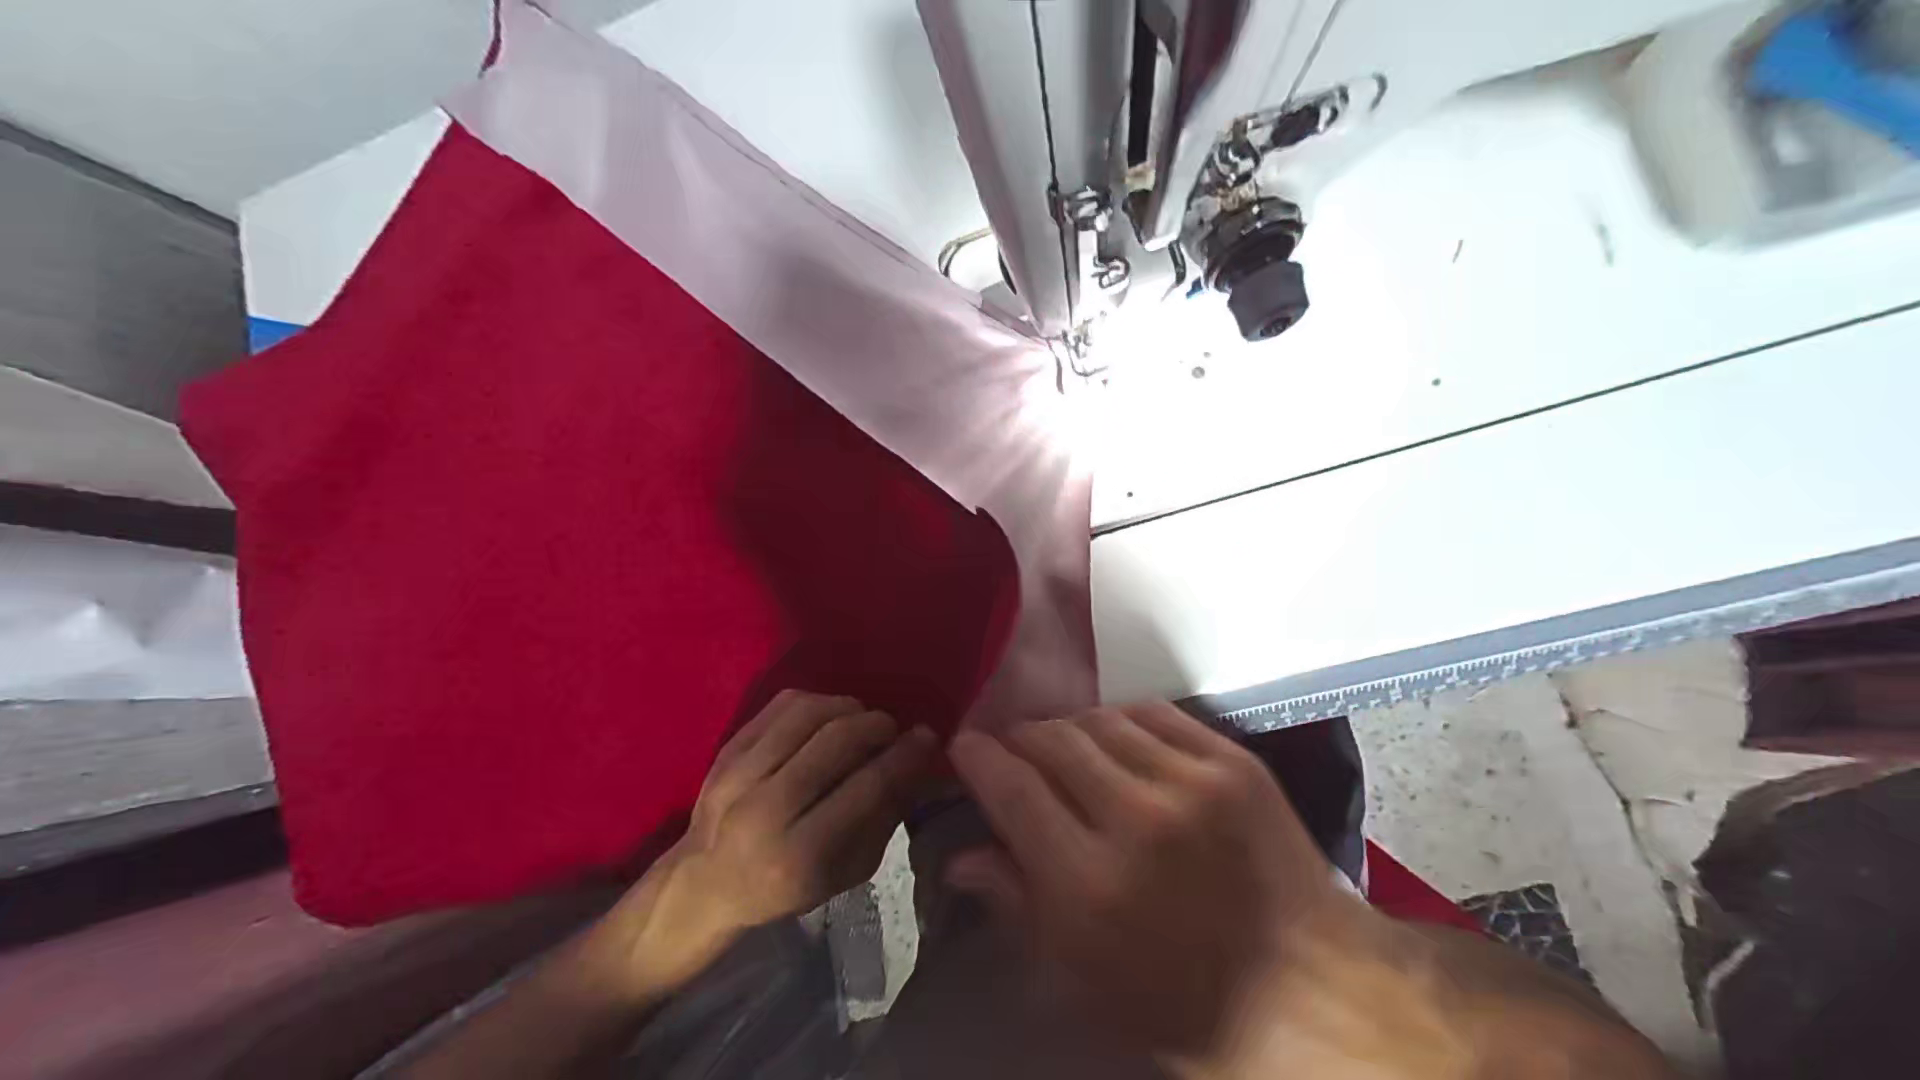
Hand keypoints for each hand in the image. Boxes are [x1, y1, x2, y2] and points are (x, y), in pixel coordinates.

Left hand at [581, 691, 937, 1001]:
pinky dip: (817, 701)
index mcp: (800, 855)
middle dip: (877, 725)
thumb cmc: (787, 887)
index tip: (927, 736)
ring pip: (809, 714)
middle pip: (836, 741)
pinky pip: (781, 705)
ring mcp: (738, 775)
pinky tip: (828, 716)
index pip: (866, 788)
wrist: (706, 883)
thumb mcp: (847, 872)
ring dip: (849, 708)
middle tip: (892, 729)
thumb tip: (917, 763)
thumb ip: (884, 818)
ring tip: (862, 720)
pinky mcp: (726, 750)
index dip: (905, 756)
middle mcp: (765, 811)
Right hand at [946, 702, 1366, 1064]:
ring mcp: (1190, 783)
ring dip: (1066, 727)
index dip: (977, 758)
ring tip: (1061, 744)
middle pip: (1050, 741)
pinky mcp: (1232, 762)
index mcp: (1089, 884)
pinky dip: (1120, 720)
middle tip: (1011, 749)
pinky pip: (1153, 713)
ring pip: (1097, 719)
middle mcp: (1136, 820)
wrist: (1310, 989)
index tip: (964, 746)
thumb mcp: (1080, 977)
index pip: (1011, 789)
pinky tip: (1115, 737)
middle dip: (1018, 738)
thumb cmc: (1180, 1000)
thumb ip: (1016, 903)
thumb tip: (960, 854)